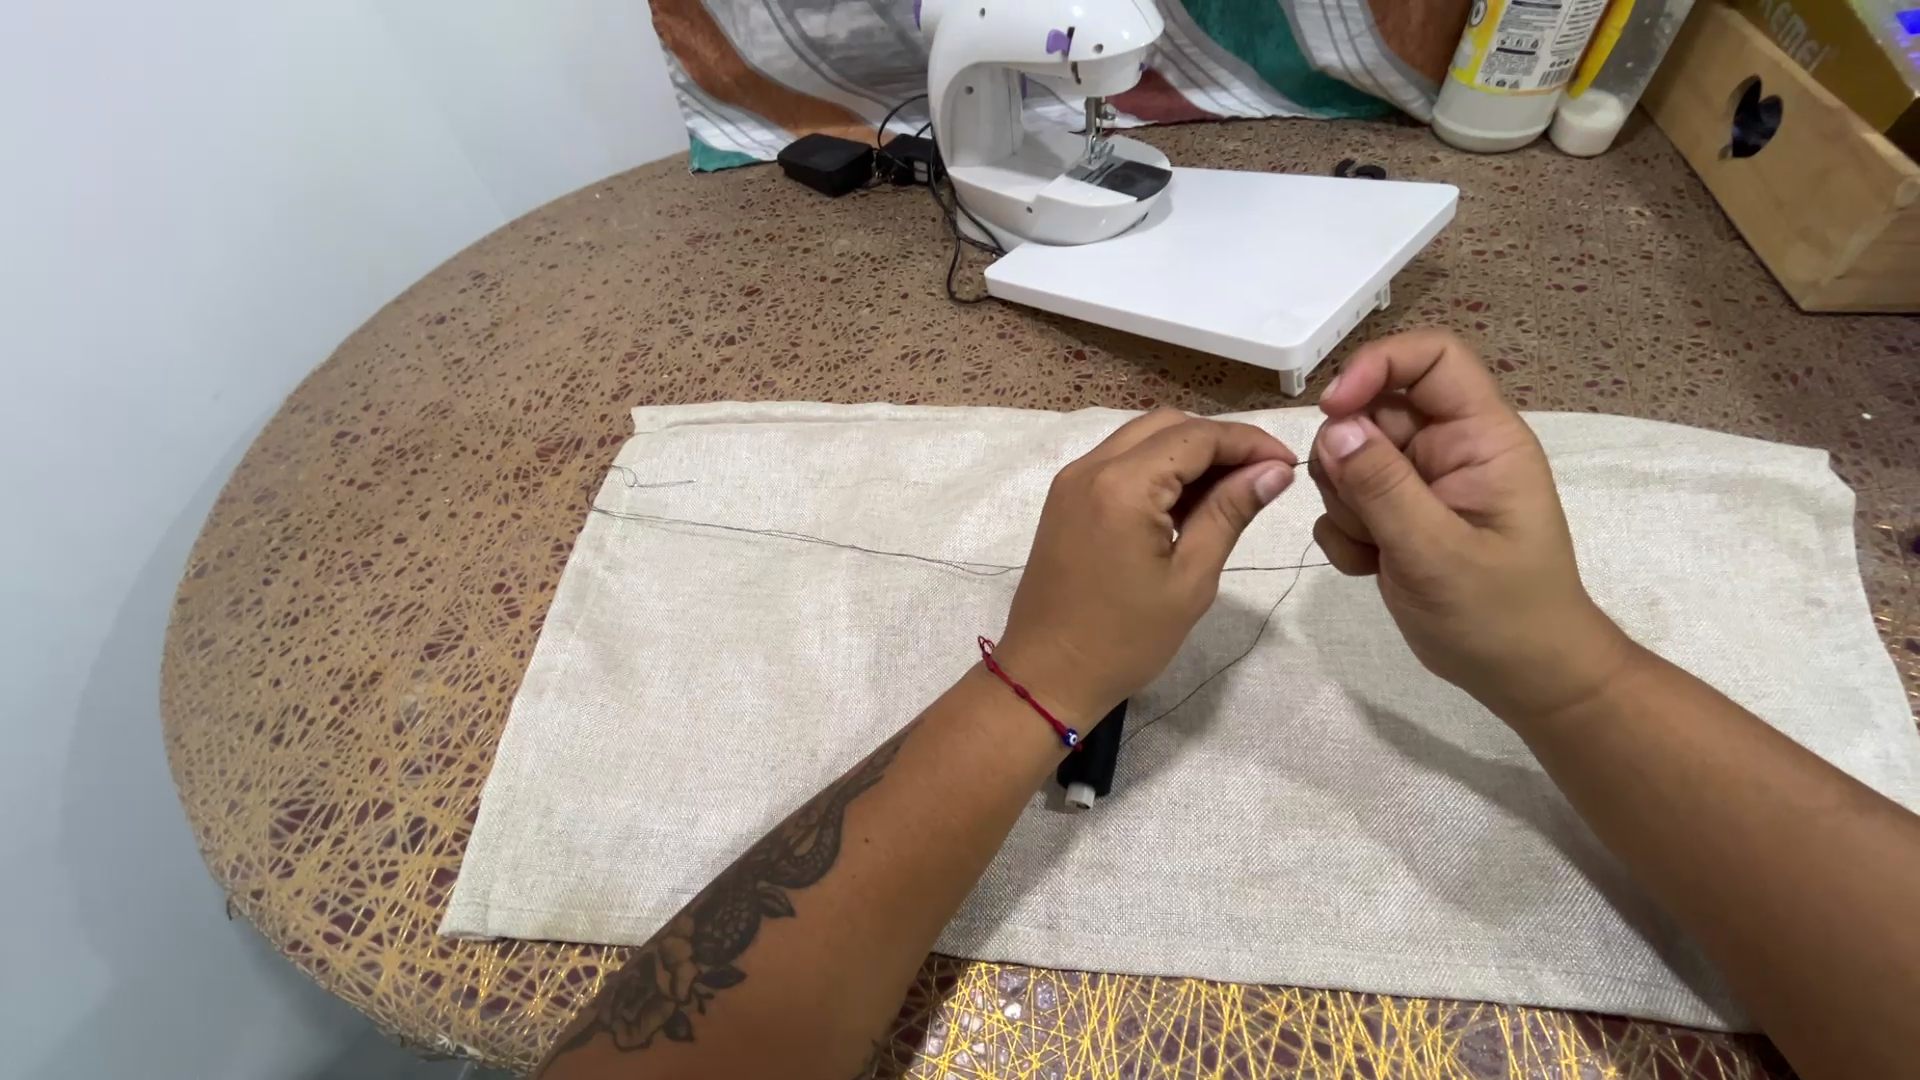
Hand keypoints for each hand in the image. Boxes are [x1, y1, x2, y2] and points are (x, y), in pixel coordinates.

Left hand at [995, 410, 1297, 725]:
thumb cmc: (1123, 639)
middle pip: (1167, 425)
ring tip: (1229, 493)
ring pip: (1140, 439)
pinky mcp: (1064, 499)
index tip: (1288, 464)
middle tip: (1260, 478)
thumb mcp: (1190, 579)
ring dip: (1186, 453)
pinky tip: (1184, 503)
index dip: (1249, 442)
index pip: (1197, 436)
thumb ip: (1229, 513)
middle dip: (1218, 442)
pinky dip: (1155, 469)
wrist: (1046, 673)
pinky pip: (1117, 462)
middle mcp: (1090, 468)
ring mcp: (1070, 481)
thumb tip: (1274, 471)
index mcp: (1121, 485)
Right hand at [1308, 330, 1634, 723]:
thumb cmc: (1500, 612)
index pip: (1432, 359)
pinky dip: (1344, 534)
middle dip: (1346, 460)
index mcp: (1481, 438)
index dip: (1377, 365)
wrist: (1518, 674)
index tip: (1331, 408)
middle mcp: (1446, 449)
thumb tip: (1333, 427)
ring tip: (1378, 548)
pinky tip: (1371, 566)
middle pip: (1371, 410)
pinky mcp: (1392, 515)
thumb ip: (1383, 487)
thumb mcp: (1438, 550)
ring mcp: (1416, 483)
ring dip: (1345, 504)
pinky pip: (1341, 502)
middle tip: (1363, 513)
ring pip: (1346, 458)